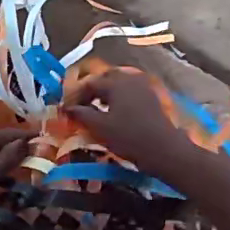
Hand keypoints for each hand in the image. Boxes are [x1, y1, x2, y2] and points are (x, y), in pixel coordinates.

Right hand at [64, 70, 195, 172]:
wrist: (164, 150)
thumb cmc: (128, 137)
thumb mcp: (99, 127)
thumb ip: (81, 114)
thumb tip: (67, 108)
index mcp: (116, 83)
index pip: (89, 83)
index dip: (75, 95)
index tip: (66, 109)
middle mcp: (130, 79)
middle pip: (105, 78)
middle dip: (90, 90)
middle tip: (80, 105)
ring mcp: (143, 88)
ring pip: (118, 84)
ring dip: (104, 93)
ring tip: (94, 109)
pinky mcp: (151, 98)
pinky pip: (128, 91)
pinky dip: (117, 97)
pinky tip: (113, 112)